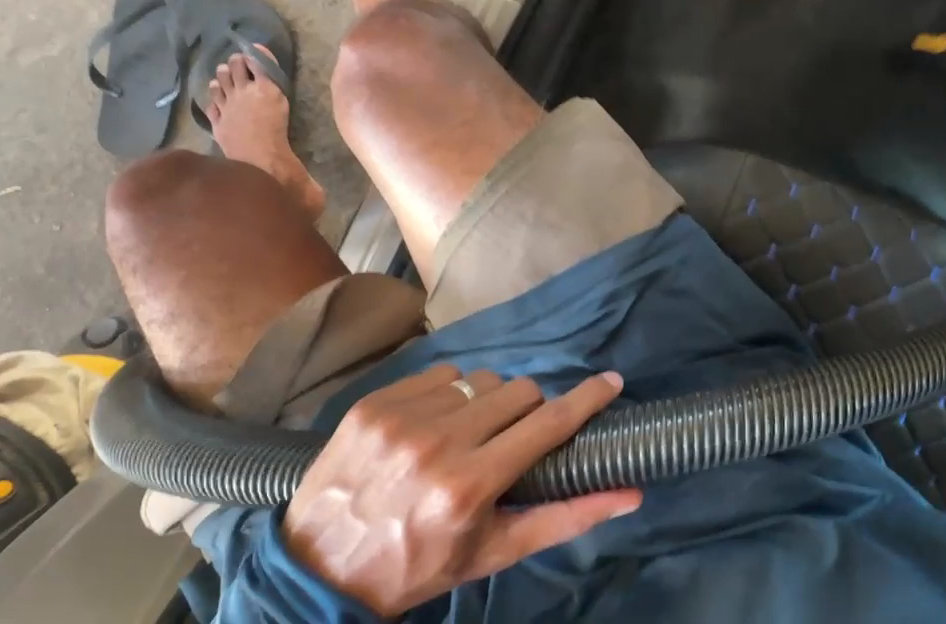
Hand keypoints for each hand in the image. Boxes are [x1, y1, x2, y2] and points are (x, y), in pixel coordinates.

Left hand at [280, 366, 639, 617]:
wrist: (312, 572)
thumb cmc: (416, 567)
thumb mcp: (493, 553)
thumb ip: (565, 518)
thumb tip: (632, 494)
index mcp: (470, 486)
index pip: (548, 423)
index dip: (587, 399)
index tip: (611, 382)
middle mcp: (437, 444)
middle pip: (520, 392)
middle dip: (528, 412)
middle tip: (511, 441)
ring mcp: (401, 419)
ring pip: (482, 380)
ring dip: (487, 403)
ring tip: (466, 435)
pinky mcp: (374, 403)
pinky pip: (442, 374)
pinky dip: (449, 395)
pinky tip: (432, 425)